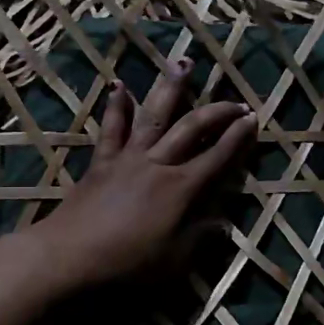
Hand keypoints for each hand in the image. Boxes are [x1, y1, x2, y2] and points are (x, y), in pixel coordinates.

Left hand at [21, 57, 255, 292]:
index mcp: (180, 188)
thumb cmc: (126, 261)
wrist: (70, 253)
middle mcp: (158, 163)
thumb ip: (199, 237)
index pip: (217, 156)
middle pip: (192, 128)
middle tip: (236, 101)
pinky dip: (116, 106)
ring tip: (183, 63)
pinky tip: (119, 86)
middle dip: (217, 112)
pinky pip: (111, 128)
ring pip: (154, 114)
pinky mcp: (102, 160)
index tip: (253, 118)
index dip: (237, 137)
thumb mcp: (173, 259)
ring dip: (170, 88)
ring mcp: (128, 157)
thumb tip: (225, 224)